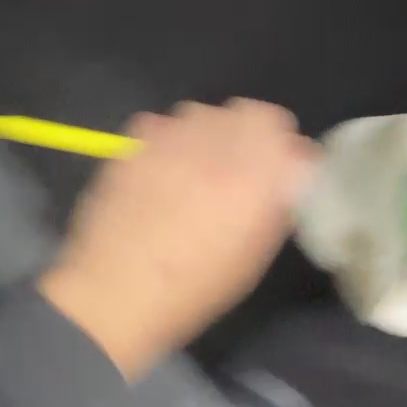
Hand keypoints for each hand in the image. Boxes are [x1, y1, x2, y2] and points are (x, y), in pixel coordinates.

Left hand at [39, 99, 316, 379]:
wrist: (119, 293)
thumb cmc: (197, 288)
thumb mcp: (255, 254)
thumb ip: (276, 204)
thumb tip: (287, 176)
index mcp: (259, 174)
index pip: (286, 132)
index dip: (283, 153)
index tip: (276, 176)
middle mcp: (220, 142)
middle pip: (248, 114)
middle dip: (248, 138)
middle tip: (236, 175)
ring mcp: (173, 135)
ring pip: (204, 114)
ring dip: (208, 137)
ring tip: (195, 176)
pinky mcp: (135, 139)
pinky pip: (164, 125)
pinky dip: (169, 143)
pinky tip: (160, 177)